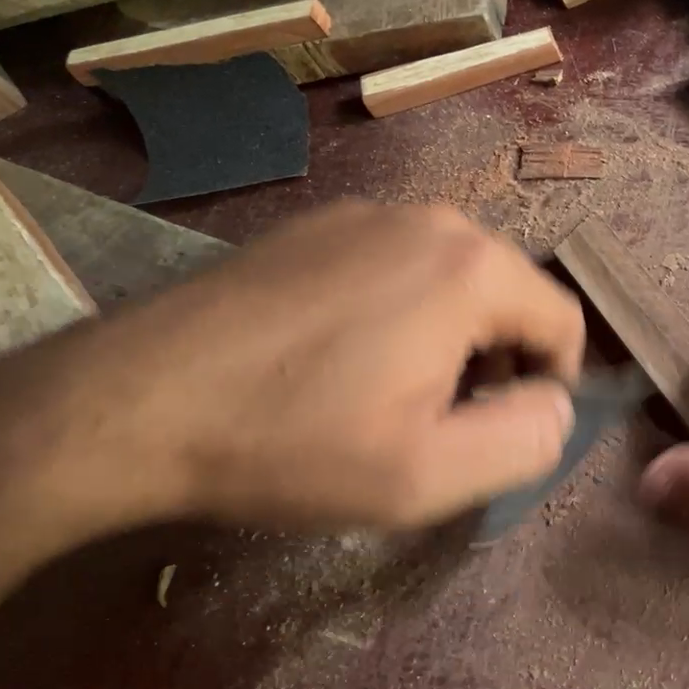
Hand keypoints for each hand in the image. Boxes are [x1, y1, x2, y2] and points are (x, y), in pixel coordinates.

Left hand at [0, 201, 584, 534]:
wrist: (124, 404)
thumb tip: (557, 404)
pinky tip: (338, 349)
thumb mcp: (425, 476)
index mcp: (476, 269)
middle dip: (497, 354)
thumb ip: (524, 441)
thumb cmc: (291, 441)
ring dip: (449, 328)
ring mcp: (376, 212)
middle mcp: (439, 220)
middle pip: (512, 292)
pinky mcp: (324, 220)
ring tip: (387, 383)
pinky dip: (399, 301)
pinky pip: (400, 258)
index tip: (503, 425)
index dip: (551, 381)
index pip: (564, 319)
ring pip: (457, 273)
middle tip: (440, 413)